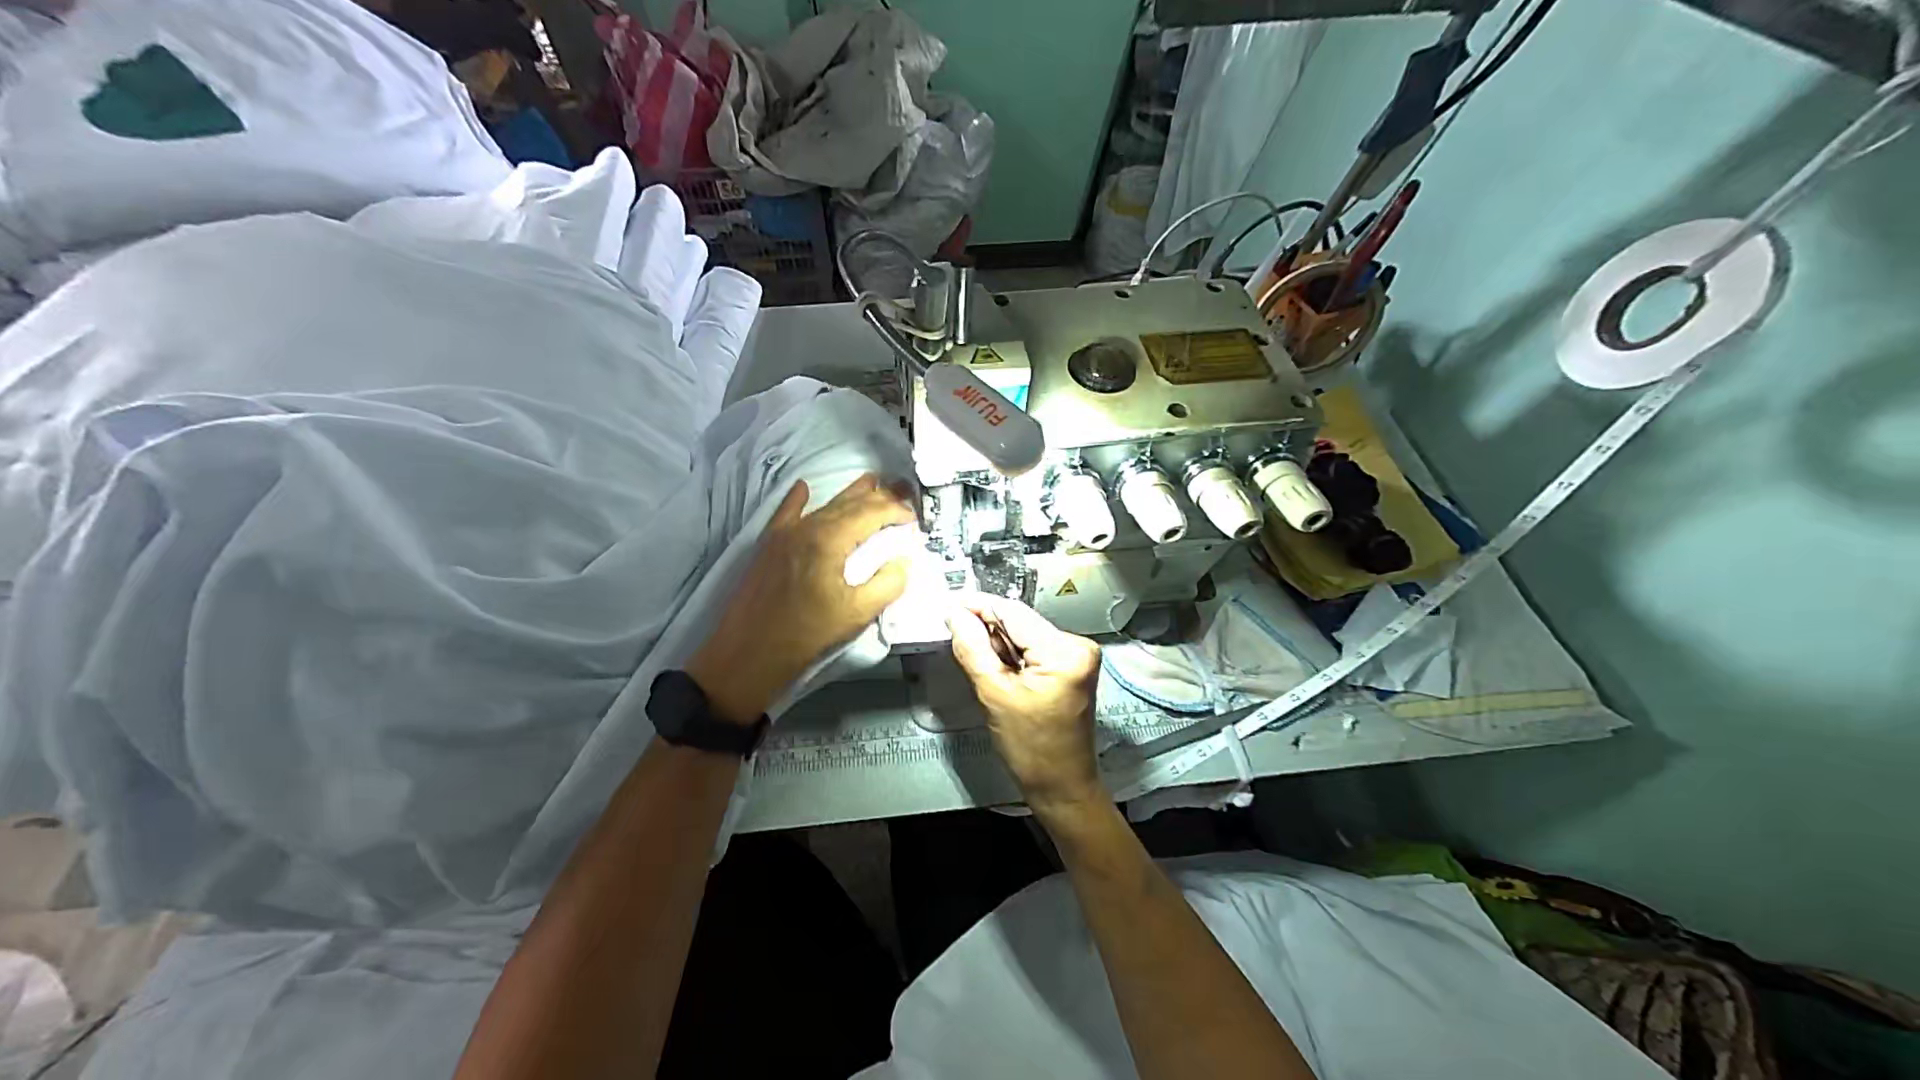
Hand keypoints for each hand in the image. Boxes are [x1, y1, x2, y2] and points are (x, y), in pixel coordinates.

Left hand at [688, 475, 913, 723]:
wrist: (747, 654)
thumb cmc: (806, 635)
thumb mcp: (856, 614)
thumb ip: (886, 584)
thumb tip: (903, 561)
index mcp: (829, 539)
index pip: (871, 513)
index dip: (895, 510)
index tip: (914, 517)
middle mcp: (807, 527)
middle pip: (849, 503)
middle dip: (878, 497)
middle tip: (901, 493)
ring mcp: (784, 533)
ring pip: (823, 505)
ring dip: (849, 495)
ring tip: (871, 483)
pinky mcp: (769, 545)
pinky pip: (786, 512)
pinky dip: (799, 499)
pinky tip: (804, 487)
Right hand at [948, 595, 1105, 813]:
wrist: (1061, 785)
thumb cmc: (1031, 748)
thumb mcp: (994, 694)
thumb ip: (973, 648)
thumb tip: (956, 615)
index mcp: (1065, 651)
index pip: (1013, 613)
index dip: (978, 606)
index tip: (949, 605)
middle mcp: (1077, 645)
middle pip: (1020, 621)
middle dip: (987, 628)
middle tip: (958, 639)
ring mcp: (1077, 655)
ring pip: (1024, 633)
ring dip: (998, 643)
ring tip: (984, 669)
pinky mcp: (1071, 666)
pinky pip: (1033, 647)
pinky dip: (1012, 655)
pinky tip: (1001, 672)